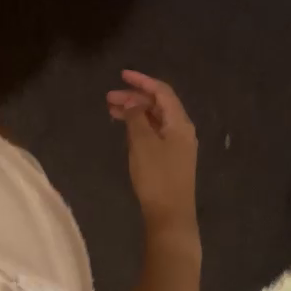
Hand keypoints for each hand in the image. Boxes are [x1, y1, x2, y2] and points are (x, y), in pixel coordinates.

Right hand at [108, 70, 198, 242]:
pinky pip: (154, 131)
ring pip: (155, 118)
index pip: (162, 92)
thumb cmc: (157, 176)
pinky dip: (139, 125)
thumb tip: (131, 102)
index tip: (121, 74)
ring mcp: (177, 145)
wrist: (170, 215)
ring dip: (134, 111)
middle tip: (108, 98)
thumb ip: (136, 117)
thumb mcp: (142, 143)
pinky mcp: (170, 158)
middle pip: (158, 104)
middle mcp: (182, 130)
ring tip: (111, 110)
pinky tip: (124, 127)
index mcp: (180, 122)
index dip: (142, 81)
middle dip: (134, 97)